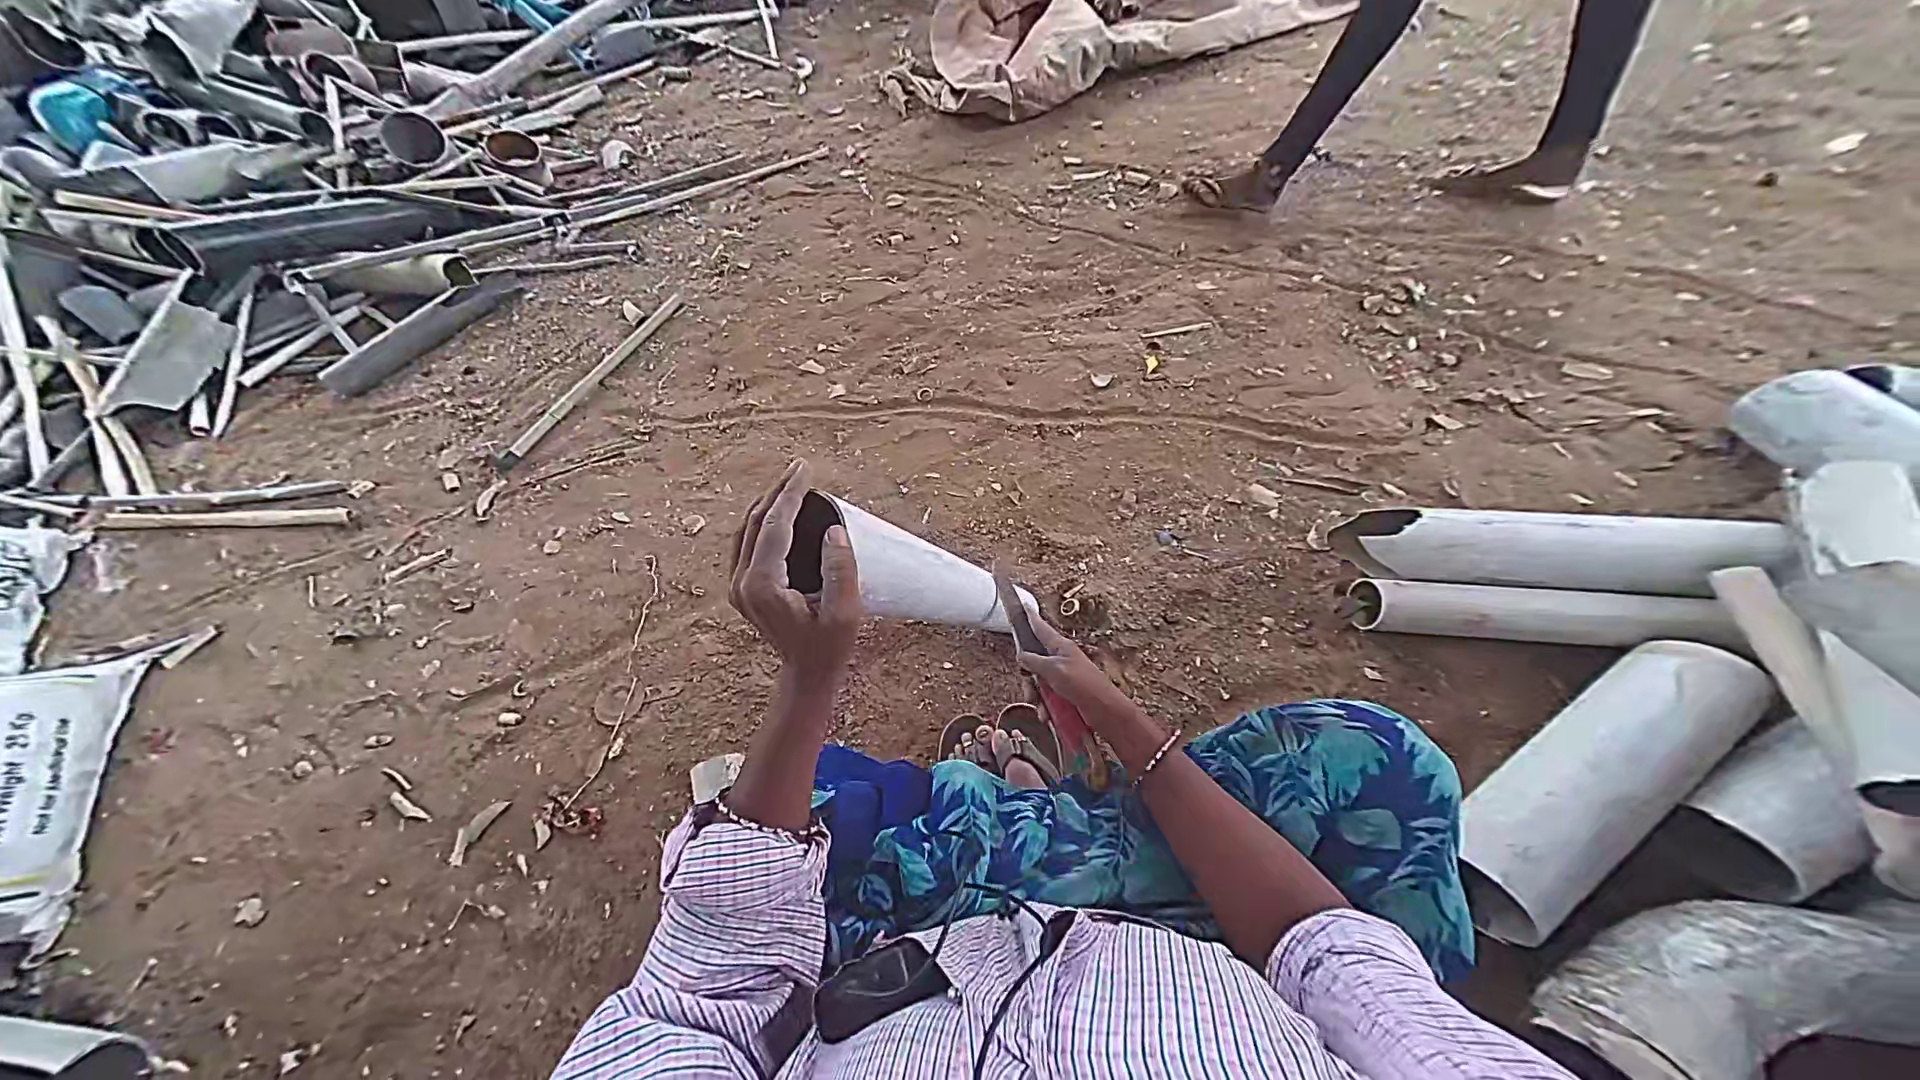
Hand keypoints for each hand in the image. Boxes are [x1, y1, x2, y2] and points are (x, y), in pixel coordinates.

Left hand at [728, 460, 861, 689]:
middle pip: (755, 522)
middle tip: (800, 469)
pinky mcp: (743, 589)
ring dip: (768, 504)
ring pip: (746, 531)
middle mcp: (742, 584)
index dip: (790, 494)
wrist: (806, 676)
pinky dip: (763, 522)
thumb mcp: (845, 613)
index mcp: (763, 586)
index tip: (805, 470)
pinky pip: (747, 544)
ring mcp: (738, 587)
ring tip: (792, 484)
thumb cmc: (829, 648)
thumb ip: (840, 570)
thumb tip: (833, 530)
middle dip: (777, 492)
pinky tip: (779, 513)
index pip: (774, 526)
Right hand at [1015, 616, 1141, 734]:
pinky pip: (1048, 697)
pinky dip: (1046, 706)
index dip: (1031, 618)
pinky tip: (1048, 714)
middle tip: (1031, 689)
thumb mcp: (1054, 670)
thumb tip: (1021, 655)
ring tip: (1042, 706)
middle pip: (1034, 662)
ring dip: (1037, 696)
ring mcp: (1063, 676)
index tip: (1024, 606)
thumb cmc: (1085, 685)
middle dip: (1029, 679)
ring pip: (1039, 682)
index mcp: (1061, 647)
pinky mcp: (1065, 692)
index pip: (1041, 628)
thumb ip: (1034, 661)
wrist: (1105, 710)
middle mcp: (1061, 659)